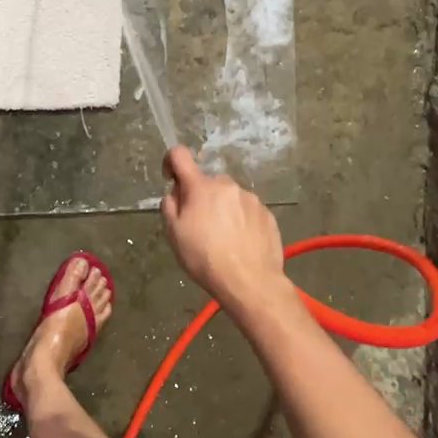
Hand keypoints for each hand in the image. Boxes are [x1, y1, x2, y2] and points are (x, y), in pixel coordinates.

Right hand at [160, 147, 287, 310]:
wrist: (250, 282)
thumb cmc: (204, 258)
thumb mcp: (174, 234)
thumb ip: (170, 205)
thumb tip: (176, 192)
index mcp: (201, 187)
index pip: (179, 155)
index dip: (171, 162)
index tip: (171, 179)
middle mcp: (227, 185)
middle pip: (207, 183)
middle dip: (201, 197)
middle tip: (200, 226)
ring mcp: (251, 199)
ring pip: (229, 197)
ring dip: (223, 209)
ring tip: (224, 239)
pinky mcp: (267, 215)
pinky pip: (248, 211)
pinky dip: (241, 220)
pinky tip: (241, 244)